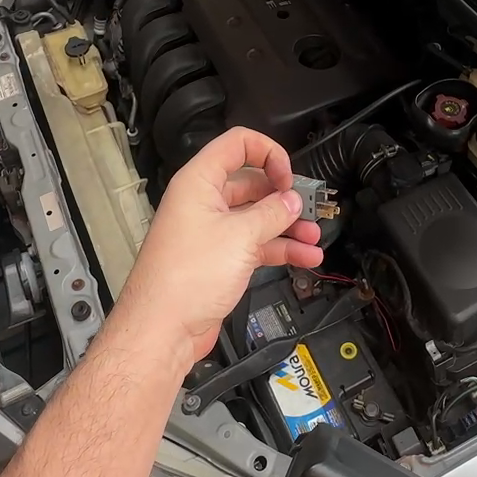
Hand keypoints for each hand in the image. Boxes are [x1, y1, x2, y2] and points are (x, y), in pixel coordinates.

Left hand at [112, 127, 322, 363]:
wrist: (162, 331)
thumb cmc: (185, 278)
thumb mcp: (240, 236)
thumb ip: (272, 214)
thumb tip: (292, 201)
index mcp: (199, 183)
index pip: (237, 145)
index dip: (268, 153)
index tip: (288, 175)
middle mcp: (203, 203)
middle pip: (251, 183)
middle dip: (283, 196)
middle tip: (308, 208)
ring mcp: (211, 232)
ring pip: (257, 217)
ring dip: (287, 226)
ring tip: (314, 237)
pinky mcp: (219, 259)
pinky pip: (255, 244)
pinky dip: (279, 248)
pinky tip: (304, 257)